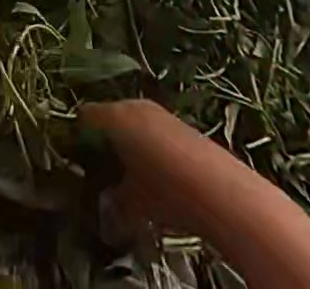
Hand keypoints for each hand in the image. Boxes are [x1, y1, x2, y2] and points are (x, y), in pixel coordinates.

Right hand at [81, 100, 192, 232]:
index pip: (83, 117)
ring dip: (133, 146)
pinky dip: (155, 150)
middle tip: (107, 171)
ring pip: (136, 125)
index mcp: (113, 115)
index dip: (78, 138)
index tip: (81, 162)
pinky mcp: (188, 128)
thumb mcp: (131, 201)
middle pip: (109, 118)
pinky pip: (159, 133)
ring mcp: (164, 115)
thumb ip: (111, 198)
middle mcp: (135, 105)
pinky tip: (165, 178)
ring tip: (137, 177)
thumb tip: (104, 204)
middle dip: (106, 142)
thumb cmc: (168, 194)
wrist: (231, 198)